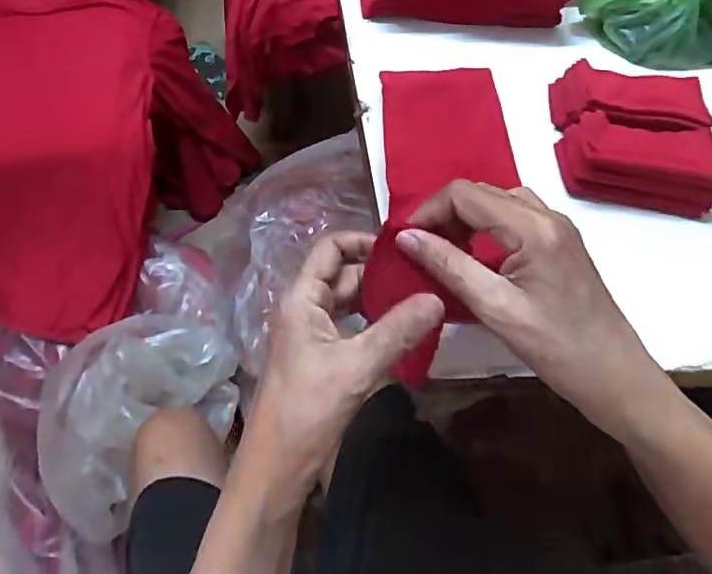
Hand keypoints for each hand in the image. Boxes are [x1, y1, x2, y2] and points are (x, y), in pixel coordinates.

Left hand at [251, 232, 444, 479]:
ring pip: (350, 301)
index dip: (363, 240)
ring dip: (380, 298)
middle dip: (380, 272)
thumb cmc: (306, 410)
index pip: (331, 247)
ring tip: (420, 297)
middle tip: (422, 274)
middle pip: (344, 273)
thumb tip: (436, 298)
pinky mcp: (322, 356)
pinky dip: (375, 322)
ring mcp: (313, 332)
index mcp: (303, 297)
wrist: (275, 471)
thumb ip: (397, 331)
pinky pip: (352, 325)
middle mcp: (305, 306)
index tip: (401, 248)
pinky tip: (404, 329)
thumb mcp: (356, 367)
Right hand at [397, 181, 672, 440]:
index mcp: (532, 227)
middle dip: (445, 214)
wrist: (618, 378)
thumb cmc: (558, 350)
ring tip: (443, 250)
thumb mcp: (496, 309)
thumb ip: (448, 266)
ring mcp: (557, 226)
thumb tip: (406, 237)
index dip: (429, 210)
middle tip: (421, 249)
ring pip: (497, 200)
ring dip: (465, 218)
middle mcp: (547, 215)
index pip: (465, 194)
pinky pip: (515, 216)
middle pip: (481, 192)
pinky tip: (476, 255)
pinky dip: (487, 226)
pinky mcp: (561, 241)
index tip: (406, 240)